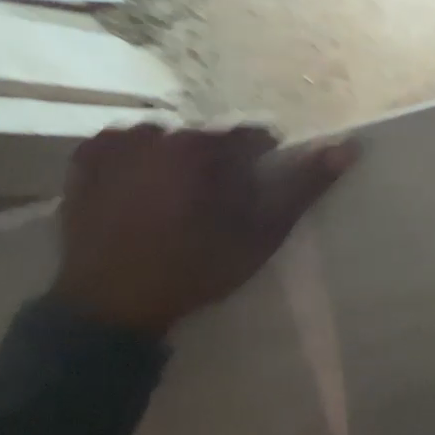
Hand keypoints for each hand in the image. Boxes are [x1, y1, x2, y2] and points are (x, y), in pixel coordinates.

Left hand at [50, 124, 357, 335]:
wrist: (111, 305)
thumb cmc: (196, 269)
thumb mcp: (262, 233)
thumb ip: (303, 186)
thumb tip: (349, 147)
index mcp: (204, 144)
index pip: (253, 135)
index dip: (260, 166)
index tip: (252, 199)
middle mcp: (158, 129)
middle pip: (209, 136)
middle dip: (217, 163)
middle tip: (213, 207)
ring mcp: (115, 141)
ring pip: (169, 138)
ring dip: (178, 161)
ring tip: (174, 204)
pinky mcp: (85, 157)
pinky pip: (127, 146)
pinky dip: (139, 163)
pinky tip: (141, 197)